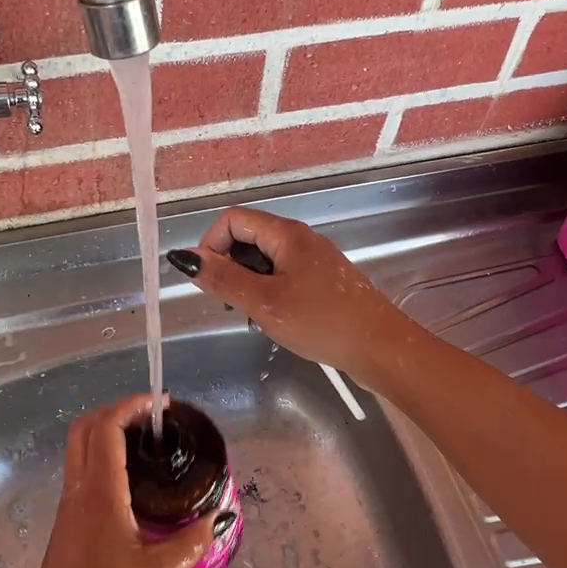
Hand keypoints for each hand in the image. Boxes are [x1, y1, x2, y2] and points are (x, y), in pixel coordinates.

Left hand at [0, 393, 220, 567]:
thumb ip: (189, 542)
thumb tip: (215, 520)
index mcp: (98, 493)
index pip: (106, 428)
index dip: (131, 405)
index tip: (159, 403)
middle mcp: (77, 493)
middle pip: (84, 430)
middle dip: (115, 412)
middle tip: (148, 418)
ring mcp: (67, 512)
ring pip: (79, 454)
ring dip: (106, 437)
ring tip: (144, 447)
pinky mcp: (66, 532)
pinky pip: (81, 478)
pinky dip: (102, 463)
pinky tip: (130, 488)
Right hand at [170, 207, 421, 383]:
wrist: (381, 348)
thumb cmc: (322, 322)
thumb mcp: (265, 303)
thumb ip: (224, 279)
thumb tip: (185, 258)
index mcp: (286, 234)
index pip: (233, 219)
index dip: (211, 243)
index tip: (206, 280)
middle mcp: (300, 238)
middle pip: (248, 235)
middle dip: (228, 263)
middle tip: (228, 302)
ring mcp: (313, 258)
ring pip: (264, 257)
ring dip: (247, 280)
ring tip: (251, 314)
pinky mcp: (322, 279)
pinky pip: (282, 273)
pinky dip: (267, 289)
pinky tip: (274, 318)